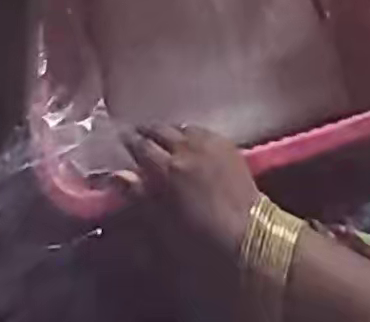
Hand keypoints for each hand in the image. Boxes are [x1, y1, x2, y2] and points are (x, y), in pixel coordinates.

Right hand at [121, 124, 259, 251]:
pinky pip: (201, 131)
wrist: (251, 236)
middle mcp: (186, 147)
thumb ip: (141, 195)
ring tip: (164, 139)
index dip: (129, 141)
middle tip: (138, 136)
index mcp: (168, 168)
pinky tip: (189, 143)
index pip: (141, 146)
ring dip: (169, 132)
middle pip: (160, 130)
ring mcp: (208, 142)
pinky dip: (190, 134)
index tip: (120, 138)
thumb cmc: (203, 240)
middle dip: (147, 131)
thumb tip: (117, 174)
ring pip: (181, 127)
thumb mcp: (165, 224)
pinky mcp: (226, 143)